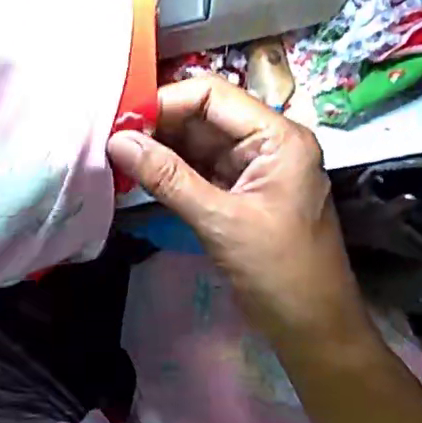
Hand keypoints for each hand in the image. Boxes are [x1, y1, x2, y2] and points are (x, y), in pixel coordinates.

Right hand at [107, 76, 368, 343]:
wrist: (311, 326)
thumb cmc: (278, 270)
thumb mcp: (220, 220)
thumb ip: (167, 178)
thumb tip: (116, 141)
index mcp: (277, 137)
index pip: (213, 96)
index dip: (165, 102)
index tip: (120, 120)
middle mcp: (265, 144)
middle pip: (202, 117)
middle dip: (156, 125)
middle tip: (109, 138)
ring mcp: (251, 170)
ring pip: (196, 145)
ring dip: (158, 149)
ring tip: (115, 154)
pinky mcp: (236, 194)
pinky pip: (196, 171)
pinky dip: (168, 172)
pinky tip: (136, 174)